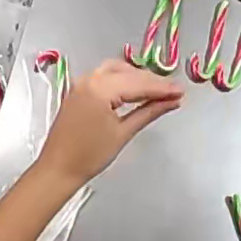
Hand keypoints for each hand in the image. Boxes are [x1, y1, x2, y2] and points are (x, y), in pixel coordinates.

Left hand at [34, 61, 183, 187]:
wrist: (58, 169)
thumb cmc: (88, 156)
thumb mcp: (123, 133)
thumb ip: (148, 112)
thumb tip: (171, 101)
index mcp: (99, 89)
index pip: (138, 83)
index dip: (162, 88)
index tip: (181, 91)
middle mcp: (89, 80)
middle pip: (128, 73)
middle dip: (151, 82)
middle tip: (174, 92)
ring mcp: (81, 83)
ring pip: (116, 71)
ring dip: (137, 78)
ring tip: (157, 91)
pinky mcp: (78, 91)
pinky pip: (104, 77)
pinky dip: (122, 81)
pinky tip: (135, 91)